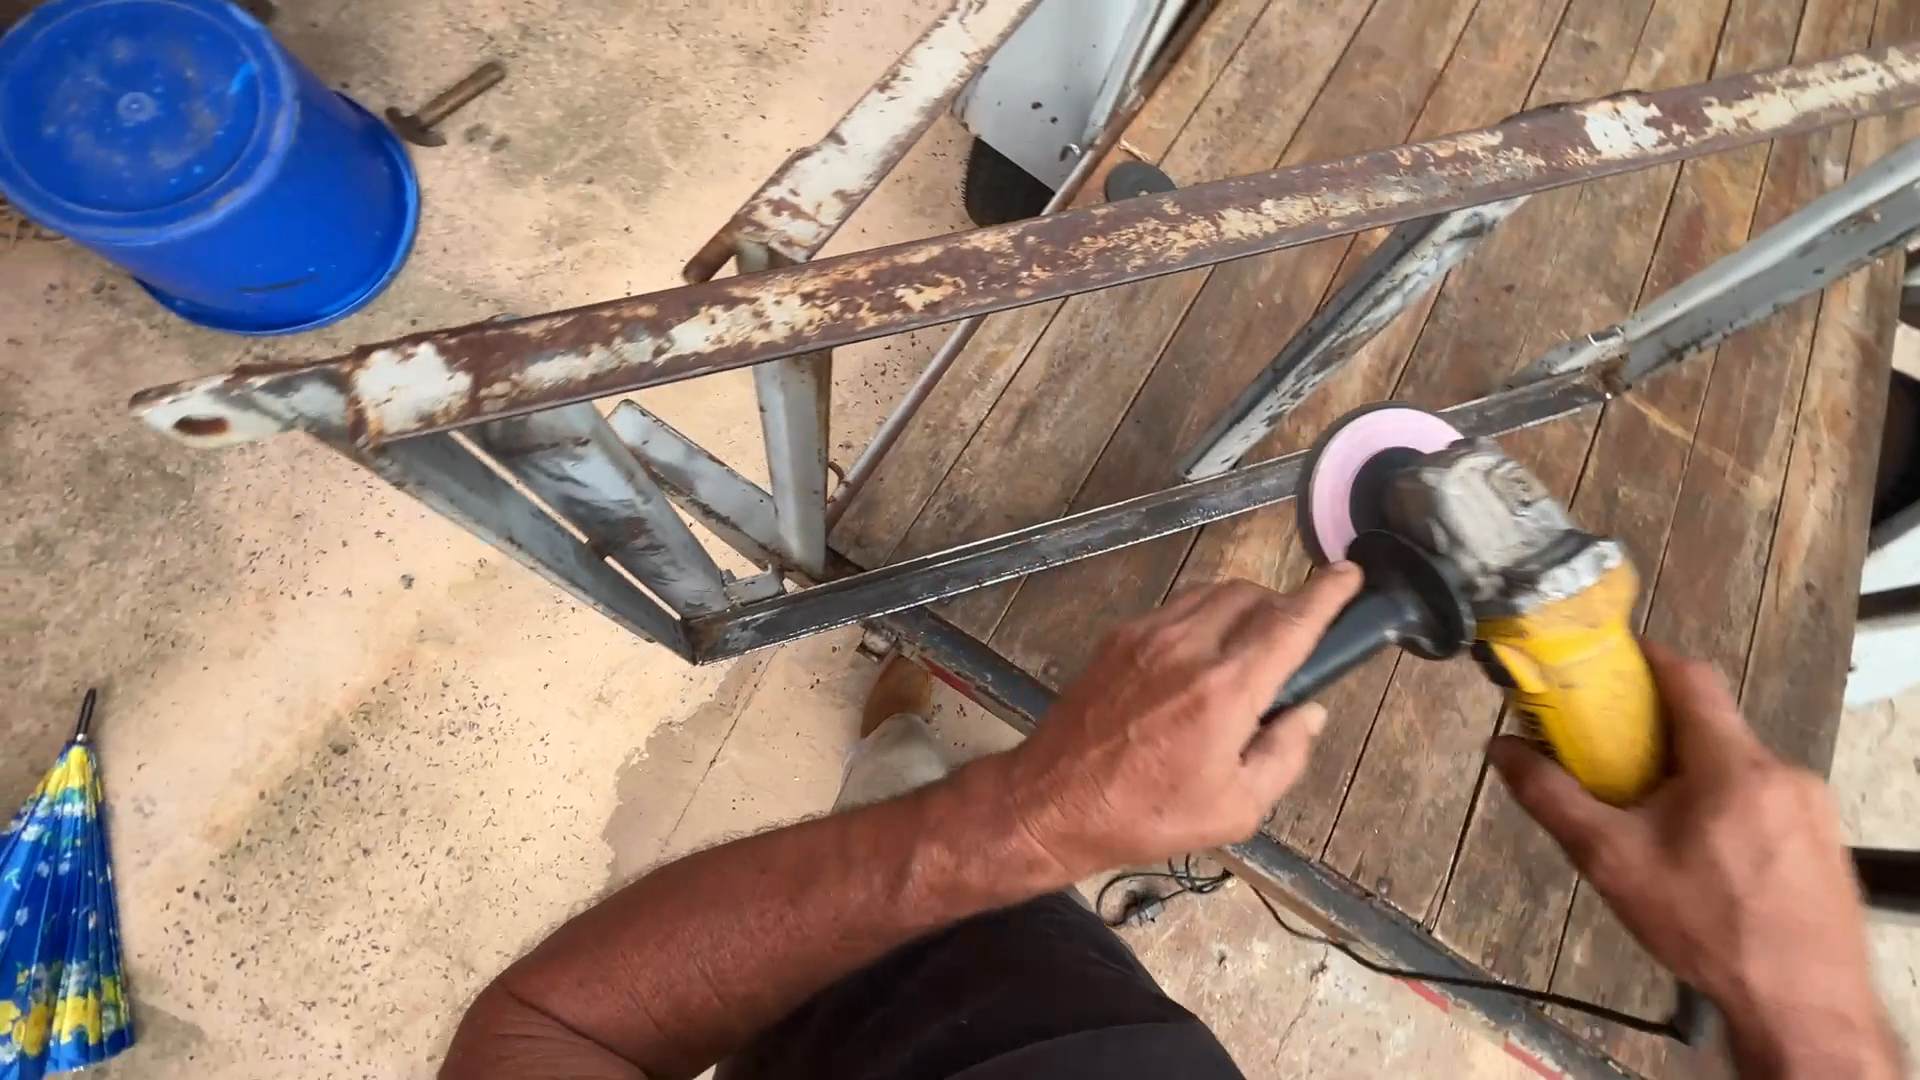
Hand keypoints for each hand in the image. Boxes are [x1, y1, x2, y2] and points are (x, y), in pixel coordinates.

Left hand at [994, 567, 1361, 880]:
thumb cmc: (1146, 814)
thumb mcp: (1236, 808)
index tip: (1347, 574)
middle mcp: (1186, 648)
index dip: (1326, 594)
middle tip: (1291, 640)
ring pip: (1210, 593)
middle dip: (1282, 605)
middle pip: (1250, 594)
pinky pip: (1174, 607)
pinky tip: (1198, 654)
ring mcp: (1145, 636)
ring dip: (1241, 607)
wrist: (1055, 799)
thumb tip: (1310, 712)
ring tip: (1245, 647)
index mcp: (1224, 690)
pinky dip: (1201, 616)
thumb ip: (1285, 753)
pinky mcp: (1117, 638)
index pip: (1289, 623)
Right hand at [1490, 642, 1897, 1077]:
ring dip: (1672, 762)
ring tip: (1628, 799)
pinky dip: (1704, 791)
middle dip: (1642, 721)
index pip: (1691, 678)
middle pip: (1703, 720)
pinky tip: (1678, 837)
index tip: (1597, 655)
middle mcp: (1782, 774)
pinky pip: (1751, 791)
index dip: (1643, 654)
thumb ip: (1549, 795)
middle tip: (1591, 742)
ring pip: (1726, 758)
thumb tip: (1500, 748)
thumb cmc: (1703, 923)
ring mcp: (1810, 809)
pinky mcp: (1820, 841)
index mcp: (1733, 767)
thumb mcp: (1607, 857)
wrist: (1807, 1013)